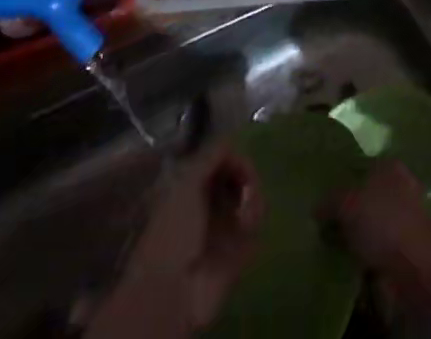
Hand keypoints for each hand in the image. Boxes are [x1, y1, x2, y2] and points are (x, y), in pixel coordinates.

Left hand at [88, 146, 262, 338]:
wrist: (174, 290)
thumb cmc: (174, 229)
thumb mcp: (187, 182)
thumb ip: (212, 155)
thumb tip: (232, 138)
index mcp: (189, 184)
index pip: (218, 159)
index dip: (230, 156)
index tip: (235, 159)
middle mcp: (207, 201)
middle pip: (237, 175)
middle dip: (246, 174)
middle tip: (247, 182)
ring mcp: (224, 225)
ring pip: (250, 196)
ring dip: (252, 196)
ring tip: (246, 209)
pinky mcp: (240, 247)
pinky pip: (256, 221)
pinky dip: (255, 216)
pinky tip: (248, 222)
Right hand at [329, 159, 430, 268]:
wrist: (419, 269)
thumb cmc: (383, 223)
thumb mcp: (346, 203)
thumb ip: (329, 201)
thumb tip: (317, 210)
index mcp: (390, 168)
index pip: (364, 165)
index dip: (344, 177)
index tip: (325, 192)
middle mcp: (402, 189)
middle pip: (369, 195)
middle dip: (351, 207)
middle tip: (324, 218)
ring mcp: (407, 222)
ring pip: (374, 223)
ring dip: (358, 234)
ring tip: (331, 243)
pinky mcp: (408, 252)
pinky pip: (378, 249)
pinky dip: (366, 255)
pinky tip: (348, 261)